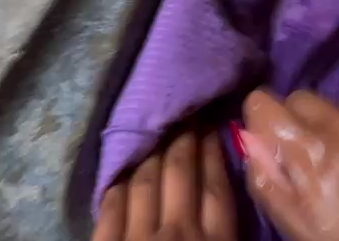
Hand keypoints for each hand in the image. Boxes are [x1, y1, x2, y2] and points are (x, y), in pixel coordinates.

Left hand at [93, 129, 238, 240]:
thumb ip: (226, 229)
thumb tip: (225, 192)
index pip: (216, 188)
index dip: (213, 150)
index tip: (214, 121)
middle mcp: (178, 233)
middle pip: (180, 171)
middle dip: (184, 137)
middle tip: (187, 111)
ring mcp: (138, 237)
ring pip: (145, 179)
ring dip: (151, 151)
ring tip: (155, 128)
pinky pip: (111, 206)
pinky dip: (117, 184)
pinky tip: (121, 168)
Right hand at [241, 83, 338, 240]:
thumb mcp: (305, 232)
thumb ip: (269, 184)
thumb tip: (252, 142)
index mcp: (311, 152)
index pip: (261, 102)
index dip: (261, 126)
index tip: (274, 151)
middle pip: (295, 98)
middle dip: (295, 125)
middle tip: (312, 163)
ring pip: (329, 98)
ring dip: (327, 121)